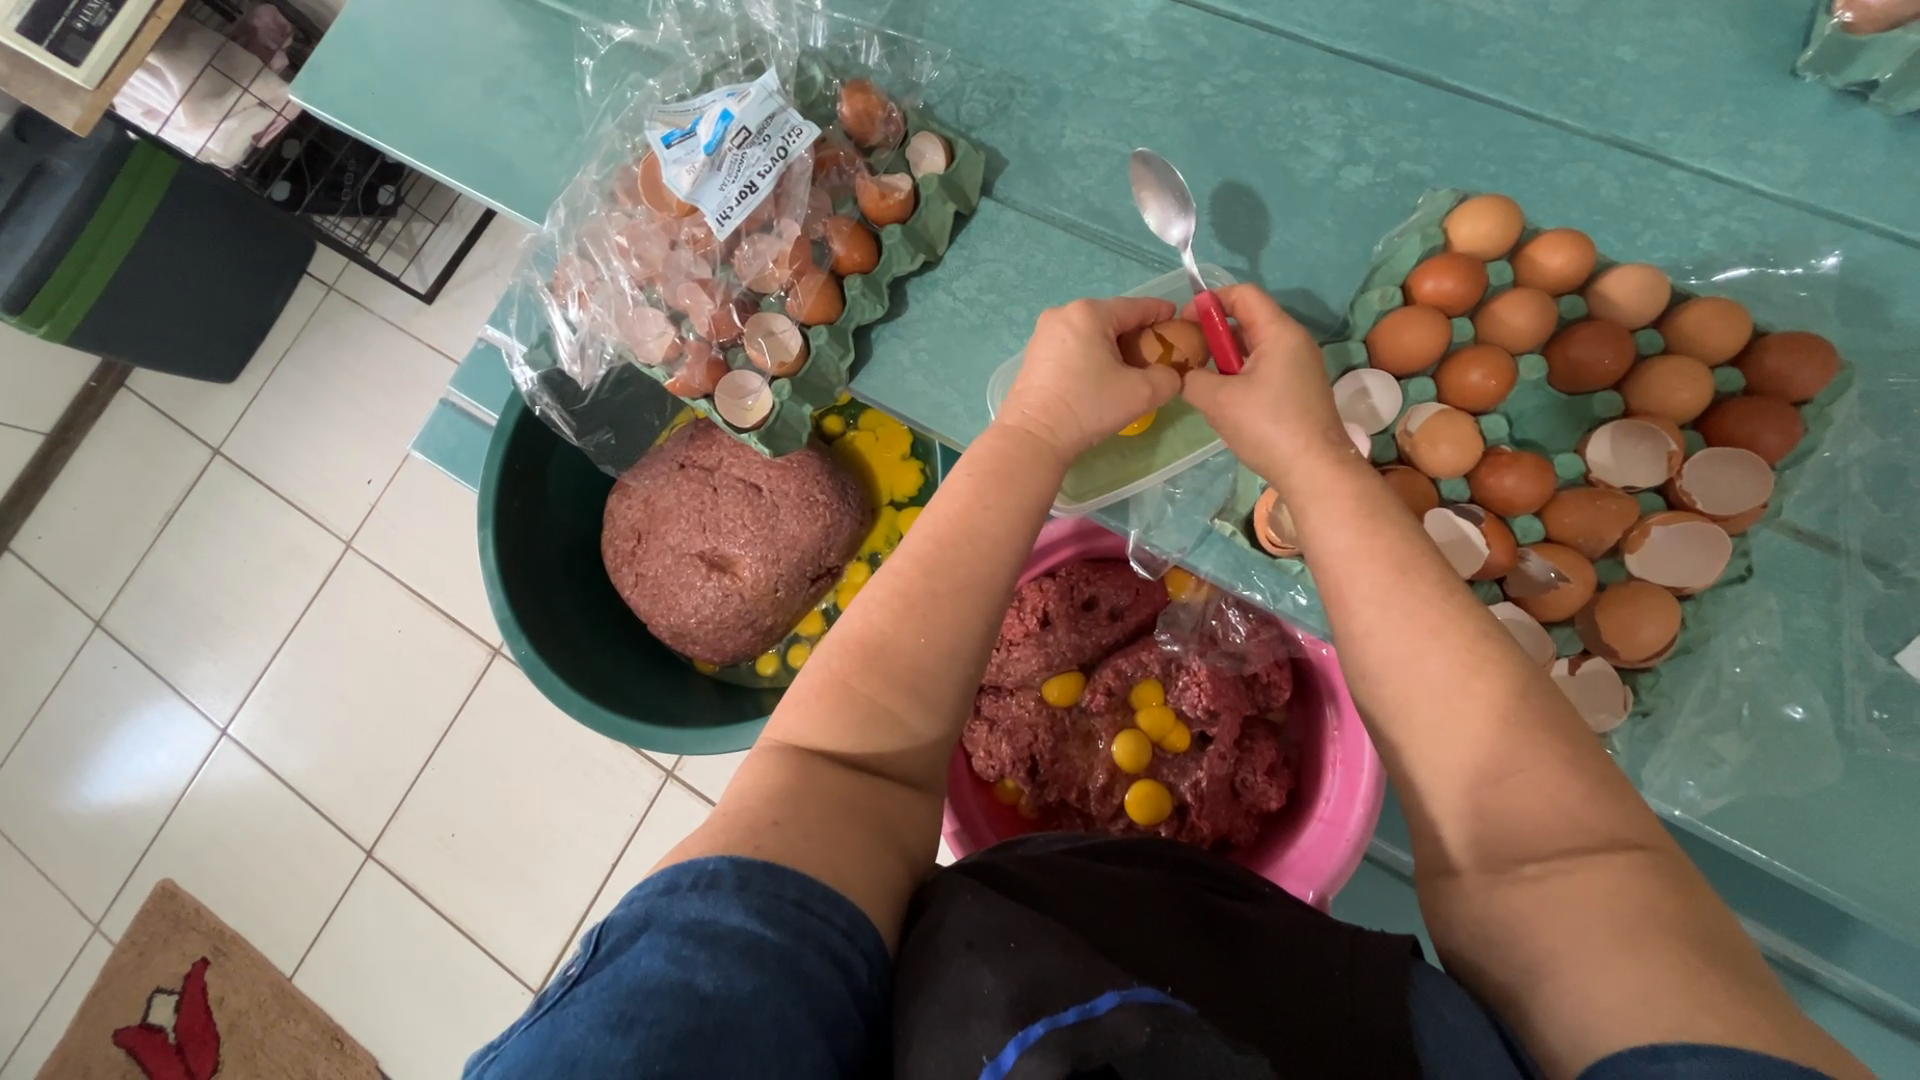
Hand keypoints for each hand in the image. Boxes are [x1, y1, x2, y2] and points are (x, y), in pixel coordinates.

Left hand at [996, 297, 1182, 461]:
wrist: (1034, 437)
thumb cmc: (1088, 407)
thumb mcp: (1142, 393)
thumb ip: (1168, 377)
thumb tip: (1169, 374)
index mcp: (1089, 313)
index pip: (1136, 306)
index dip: (1160, 312)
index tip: (1177, 319)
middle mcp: (1063, 314)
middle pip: (1111, 318)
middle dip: (1135, 332)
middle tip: (1155, 351)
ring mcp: (1043, 335)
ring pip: (1090, 333)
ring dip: (1111, 345)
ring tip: (1129, 366)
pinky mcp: (1034, 356)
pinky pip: (1072, 347)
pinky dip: (1090, 355)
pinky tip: (1100, 375)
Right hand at [1180, 285, 1354, 485]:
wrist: (1314, 469)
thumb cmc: (1267, 427)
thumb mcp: (1217, 400)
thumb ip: (1191, 378)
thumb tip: (1182, 373)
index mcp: (1279, 332)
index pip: (1243, 294)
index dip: (1210, 301)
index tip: (1184, 323)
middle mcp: (1293, 342)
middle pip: (1248, 320)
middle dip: (1213, 332)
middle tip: (1186, 354)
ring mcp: (1298, 366)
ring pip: (1253, 348)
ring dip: (1224, 358)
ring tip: (1200, 380)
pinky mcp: (1297, 389)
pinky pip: (1262, 368)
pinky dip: (1238, 375)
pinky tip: (1223, 400)